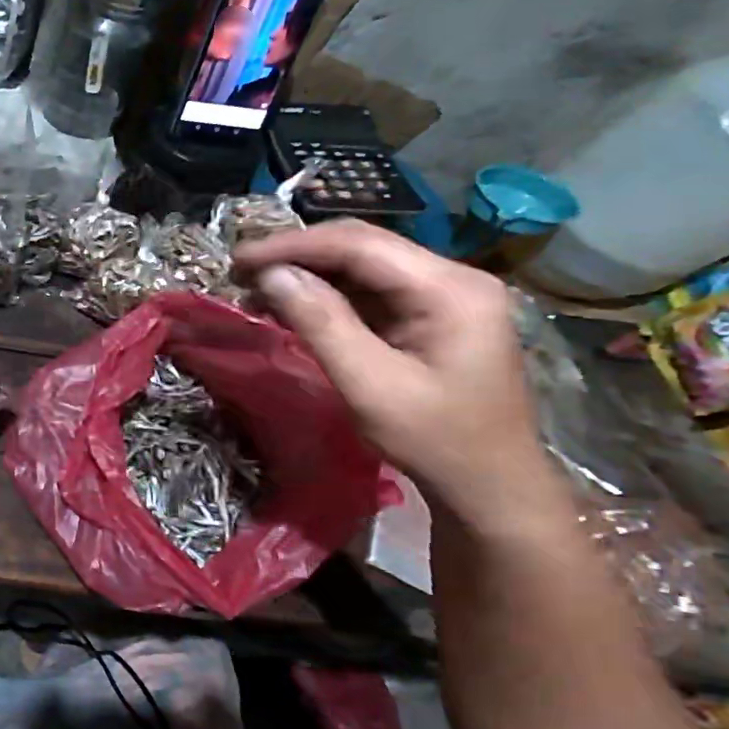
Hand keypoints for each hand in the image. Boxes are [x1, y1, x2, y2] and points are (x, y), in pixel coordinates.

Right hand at [232, 220, 547, 514]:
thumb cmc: (433, 437)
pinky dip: (323, 291)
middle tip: (240, 270)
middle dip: (297, 253)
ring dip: (306, 271)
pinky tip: (290, 303)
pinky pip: (367, 288)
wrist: (489, 482)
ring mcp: (442, 294)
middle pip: (362, 245)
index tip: (239, 258)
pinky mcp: (427, 313)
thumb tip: (270, 275)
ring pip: (361, 264)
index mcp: (450, 289)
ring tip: (255, 287)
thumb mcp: (369, 384)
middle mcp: (452, 278)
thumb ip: (321, 323)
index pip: (360, 245)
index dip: (293, 246)